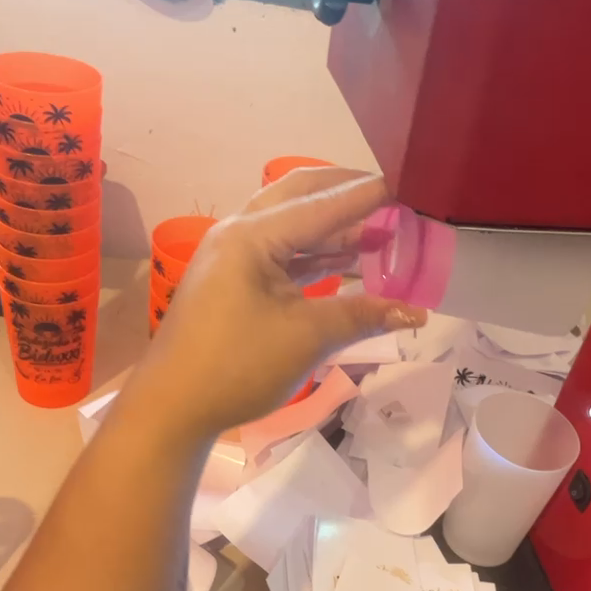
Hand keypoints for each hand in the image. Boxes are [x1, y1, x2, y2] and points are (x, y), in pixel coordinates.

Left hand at [137, 167, 426, 435]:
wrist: (172, 408)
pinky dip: (317, 254)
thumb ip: (363, 316)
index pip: (322, 204)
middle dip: (346, 193)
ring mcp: (234, 257)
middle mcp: (240, 233)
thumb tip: (418, 313)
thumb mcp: (306, 338)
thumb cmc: (237, 367)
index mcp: (252, 235)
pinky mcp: (236, 281)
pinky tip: (350, 262)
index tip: (409, 181)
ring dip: (335, 227)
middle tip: (393, 194)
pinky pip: (284, 253)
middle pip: (300, 196)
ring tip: (383, 228)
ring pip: (292, 226)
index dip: (368, 194)